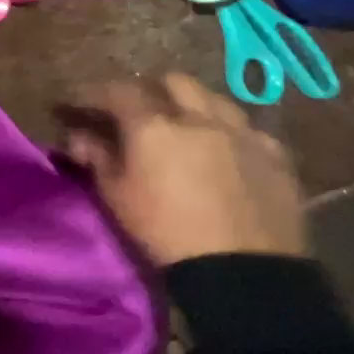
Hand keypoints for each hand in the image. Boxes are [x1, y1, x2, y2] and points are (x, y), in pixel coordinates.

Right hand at [58, 72, 305, 266]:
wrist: (241, 271)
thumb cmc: (163, 227)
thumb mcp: (114, 192)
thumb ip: (95, 155)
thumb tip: (78, 135)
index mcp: (153, 126)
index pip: (117, 91)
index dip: (93, 94)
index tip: (77, 105)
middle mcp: (200, 120)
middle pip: (175, 83)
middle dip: (151, 89)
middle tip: (134, 109)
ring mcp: (244, 137)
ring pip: (217, 101)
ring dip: (194, 106)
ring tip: (182, 124)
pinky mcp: (277, 160)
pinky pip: (251, 131)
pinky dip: (231, 132)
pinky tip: (224, 149)